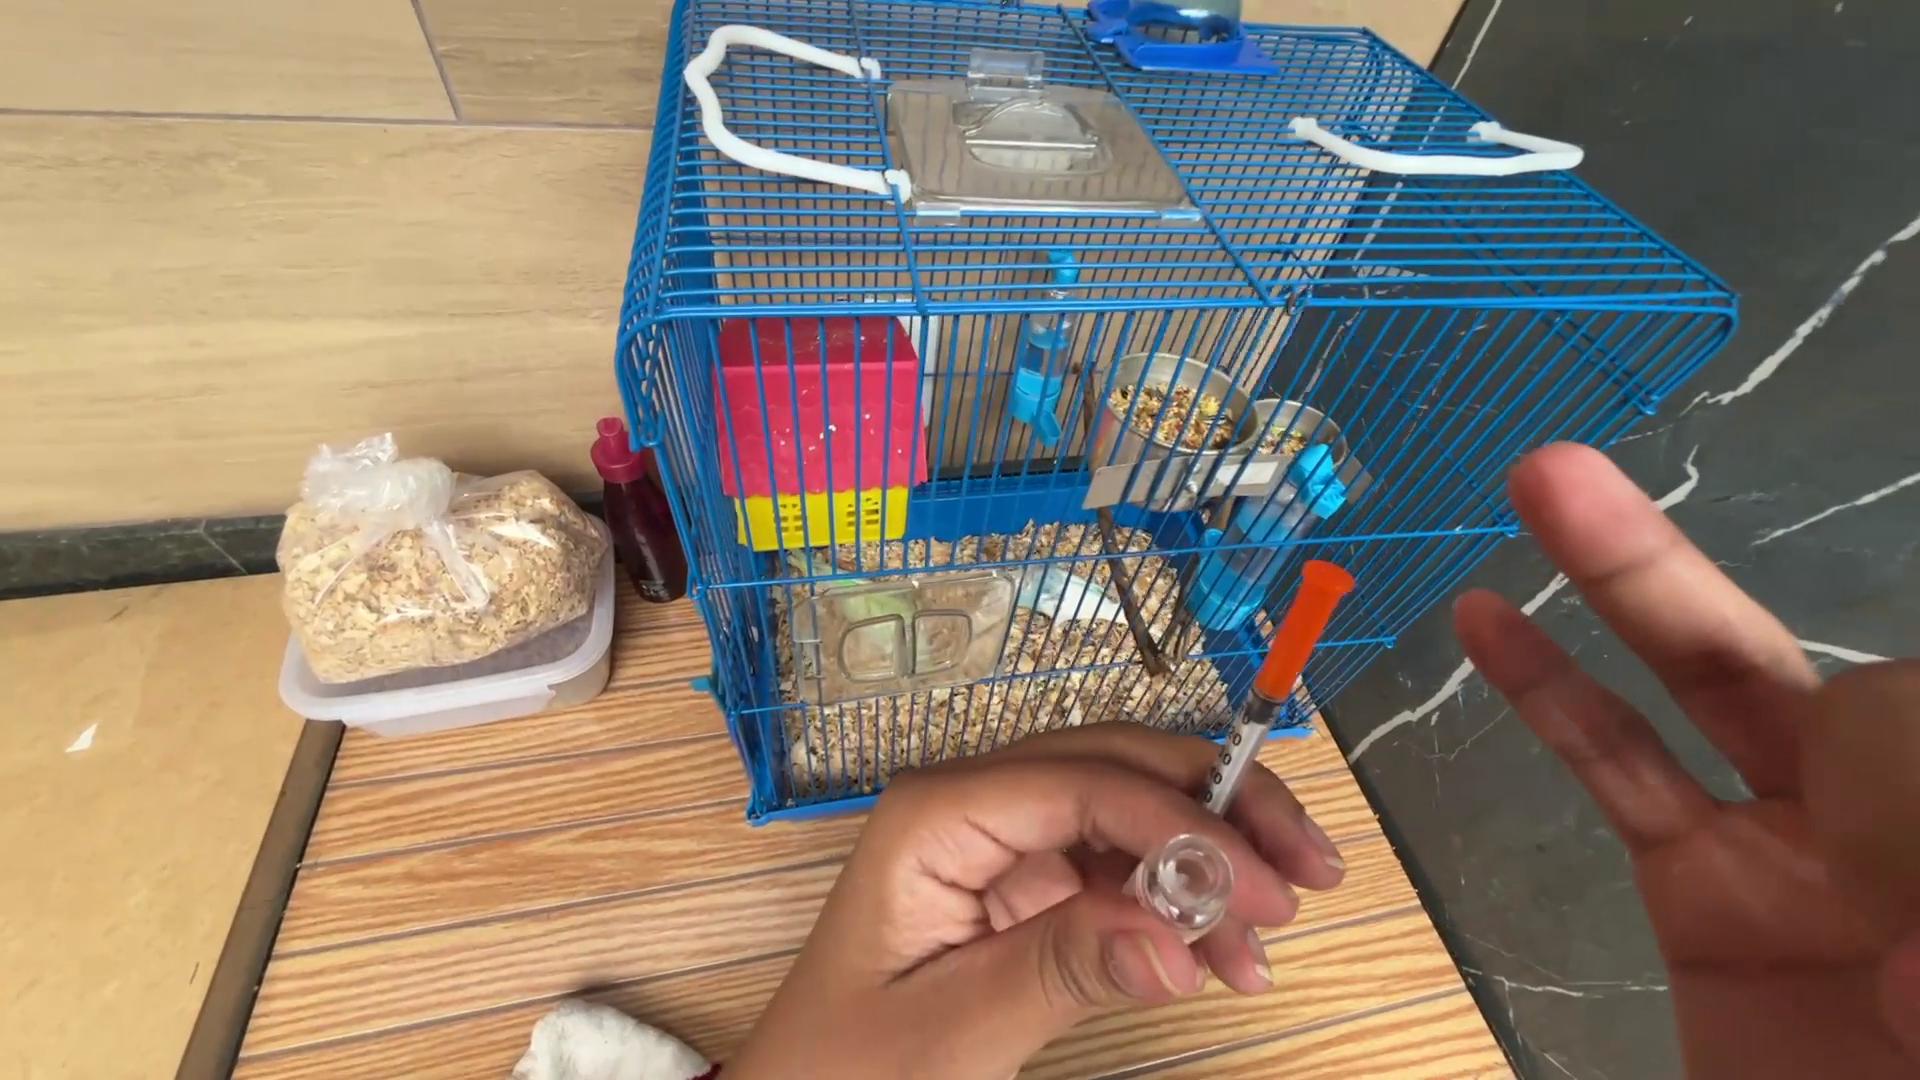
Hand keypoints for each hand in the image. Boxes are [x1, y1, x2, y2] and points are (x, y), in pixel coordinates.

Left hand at [724, 725, 1347, 1079]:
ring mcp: (1006, 832)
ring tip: (1271, 935)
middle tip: (1307, 864)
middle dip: (1217, 802)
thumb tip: (1179, 939)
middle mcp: (977, 798)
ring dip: (1211, 854)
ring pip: (1129, 805)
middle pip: (1114, 763)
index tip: (1266, 889)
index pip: (1080, 782)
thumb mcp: (952, 1029)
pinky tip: (1223, 949)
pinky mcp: (1028, 872)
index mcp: (939, 811)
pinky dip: (1179, 895)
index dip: (1181, 824)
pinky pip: (1118, 861)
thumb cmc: (850, 1061)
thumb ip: (1061, 969)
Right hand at [1454, 442, 1919, 1078]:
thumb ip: (1918, 810)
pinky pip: (1610, 771)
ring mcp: (1796, 847)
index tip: (1855, 822)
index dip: (1882, 727)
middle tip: (1558, 467)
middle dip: (1664, 561)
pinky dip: (1541, 692)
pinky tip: (1480, 622)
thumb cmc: (1916, 1039)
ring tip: (1532, 487)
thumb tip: (1840, 749)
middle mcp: (1899, 809)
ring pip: (1698, 682)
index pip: (1908, 695)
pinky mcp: (1698, 891)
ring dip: (1608, 579)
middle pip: (1788, 653)